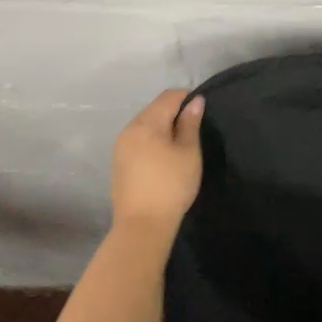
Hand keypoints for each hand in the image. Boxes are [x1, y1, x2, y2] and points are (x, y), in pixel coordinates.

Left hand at [109, 89, 203, 235]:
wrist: (142, 225)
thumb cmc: (171, 185)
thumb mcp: (188, 152)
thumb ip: (190, 123)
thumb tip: (195, 101)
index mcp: (146, 122)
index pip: (169, 96)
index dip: (188, 98)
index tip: (202, 114)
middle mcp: (129, 129)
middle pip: (155, 108)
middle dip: (174, 113)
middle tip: (193, 132)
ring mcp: (121, 146)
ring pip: (146, 125)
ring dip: (163, 128)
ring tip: (180, 147)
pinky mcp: (119, 162)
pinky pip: (138, 140)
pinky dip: (152, 141)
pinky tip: (163, 159)